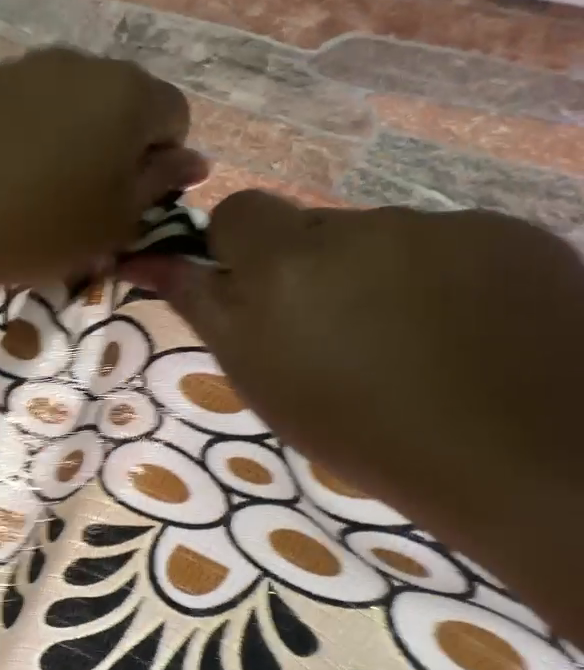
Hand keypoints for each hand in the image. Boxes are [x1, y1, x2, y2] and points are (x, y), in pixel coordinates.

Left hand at [0, 47, 209, 287]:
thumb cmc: (32, 230)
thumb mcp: (112, 224)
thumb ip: (159, 183)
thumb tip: (189, 159)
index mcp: (130, 93)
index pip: (171, 119)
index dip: (154, 162)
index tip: (120, 197)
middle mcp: (81, 62)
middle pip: (119, 100)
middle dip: (111, 138)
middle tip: (77, 190)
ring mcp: (23, 67)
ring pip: (69, 97)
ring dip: (66, 128)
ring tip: (34, 176)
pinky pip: (21, 100)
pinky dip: (22, 124)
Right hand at [126, 192, 583, 626]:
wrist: (528, 459)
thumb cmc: (356, 426)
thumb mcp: (253, 370)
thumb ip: (200, 302)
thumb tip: (142, 259)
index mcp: (286, 260)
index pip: (240, 210)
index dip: (238, 247)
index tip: (252, 295)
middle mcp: (363, 226)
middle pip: (313, 229)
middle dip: (308, 269)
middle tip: (328, 333)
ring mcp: (447, 227)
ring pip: (383, 239)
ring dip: (375, 275)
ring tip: (407, 340)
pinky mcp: (517, 236)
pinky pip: (453, 244)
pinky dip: (446, 278)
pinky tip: (464, 330)